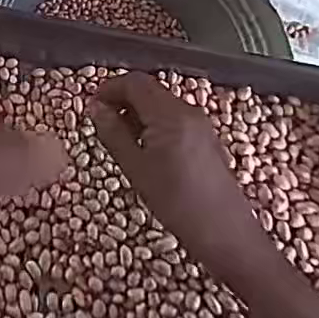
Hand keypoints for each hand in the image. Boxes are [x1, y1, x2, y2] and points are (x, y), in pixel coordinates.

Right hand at [86, 72, 269, 271]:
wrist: (227, 235)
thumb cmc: (176, 203)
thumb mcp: (135, 167)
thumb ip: (112, 132)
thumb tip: (95, 107)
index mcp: (170, 114)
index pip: (134, 82)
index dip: (108, 88)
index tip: (91, 107)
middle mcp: (188, 112)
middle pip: (148, 89)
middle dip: (121, 100)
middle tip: (101, 123)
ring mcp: (200, 125)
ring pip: (160, 103)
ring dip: (136, 112)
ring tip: (121, 139)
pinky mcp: (205, 139)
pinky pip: (173, 118)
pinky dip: (153, 123)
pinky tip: (145, 150)